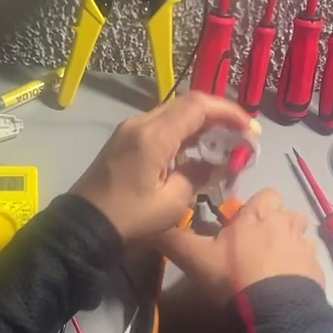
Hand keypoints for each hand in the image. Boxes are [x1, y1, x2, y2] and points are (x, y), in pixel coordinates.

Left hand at [71, 91, 257, 240]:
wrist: (83, 227)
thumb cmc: (129, 217)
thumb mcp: (172, 203)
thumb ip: (197, 176)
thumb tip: (211, 164)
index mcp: (154, 135)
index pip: (198, 105)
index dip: (229, 111)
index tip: (250, 128)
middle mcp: (141, 123)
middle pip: (186, 105)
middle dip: (218, 116)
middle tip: (242, 136)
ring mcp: (130, 131)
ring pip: (174, 114)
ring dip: (201, 125)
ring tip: (225, 144)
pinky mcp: (125, 141)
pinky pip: (161, 127)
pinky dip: (183, 134)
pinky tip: (198, 151)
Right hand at [157, 188, 323, 303]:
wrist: (276, 313)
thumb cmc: (234, 277)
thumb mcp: (195, 259)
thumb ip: (173, 239)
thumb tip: (152, 226)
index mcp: (259, 215)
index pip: (266, 194)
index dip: (255, 207)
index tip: (241, 225)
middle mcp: (286, 223)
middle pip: (286, 214)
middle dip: (274, 224)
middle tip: (255, 246)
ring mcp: (305, 247)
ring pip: (299, 236)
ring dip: (288, 245)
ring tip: (272, 266)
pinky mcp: (317, 271)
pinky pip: (308, 262)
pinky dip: (298, 269)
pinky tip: (284, 285)